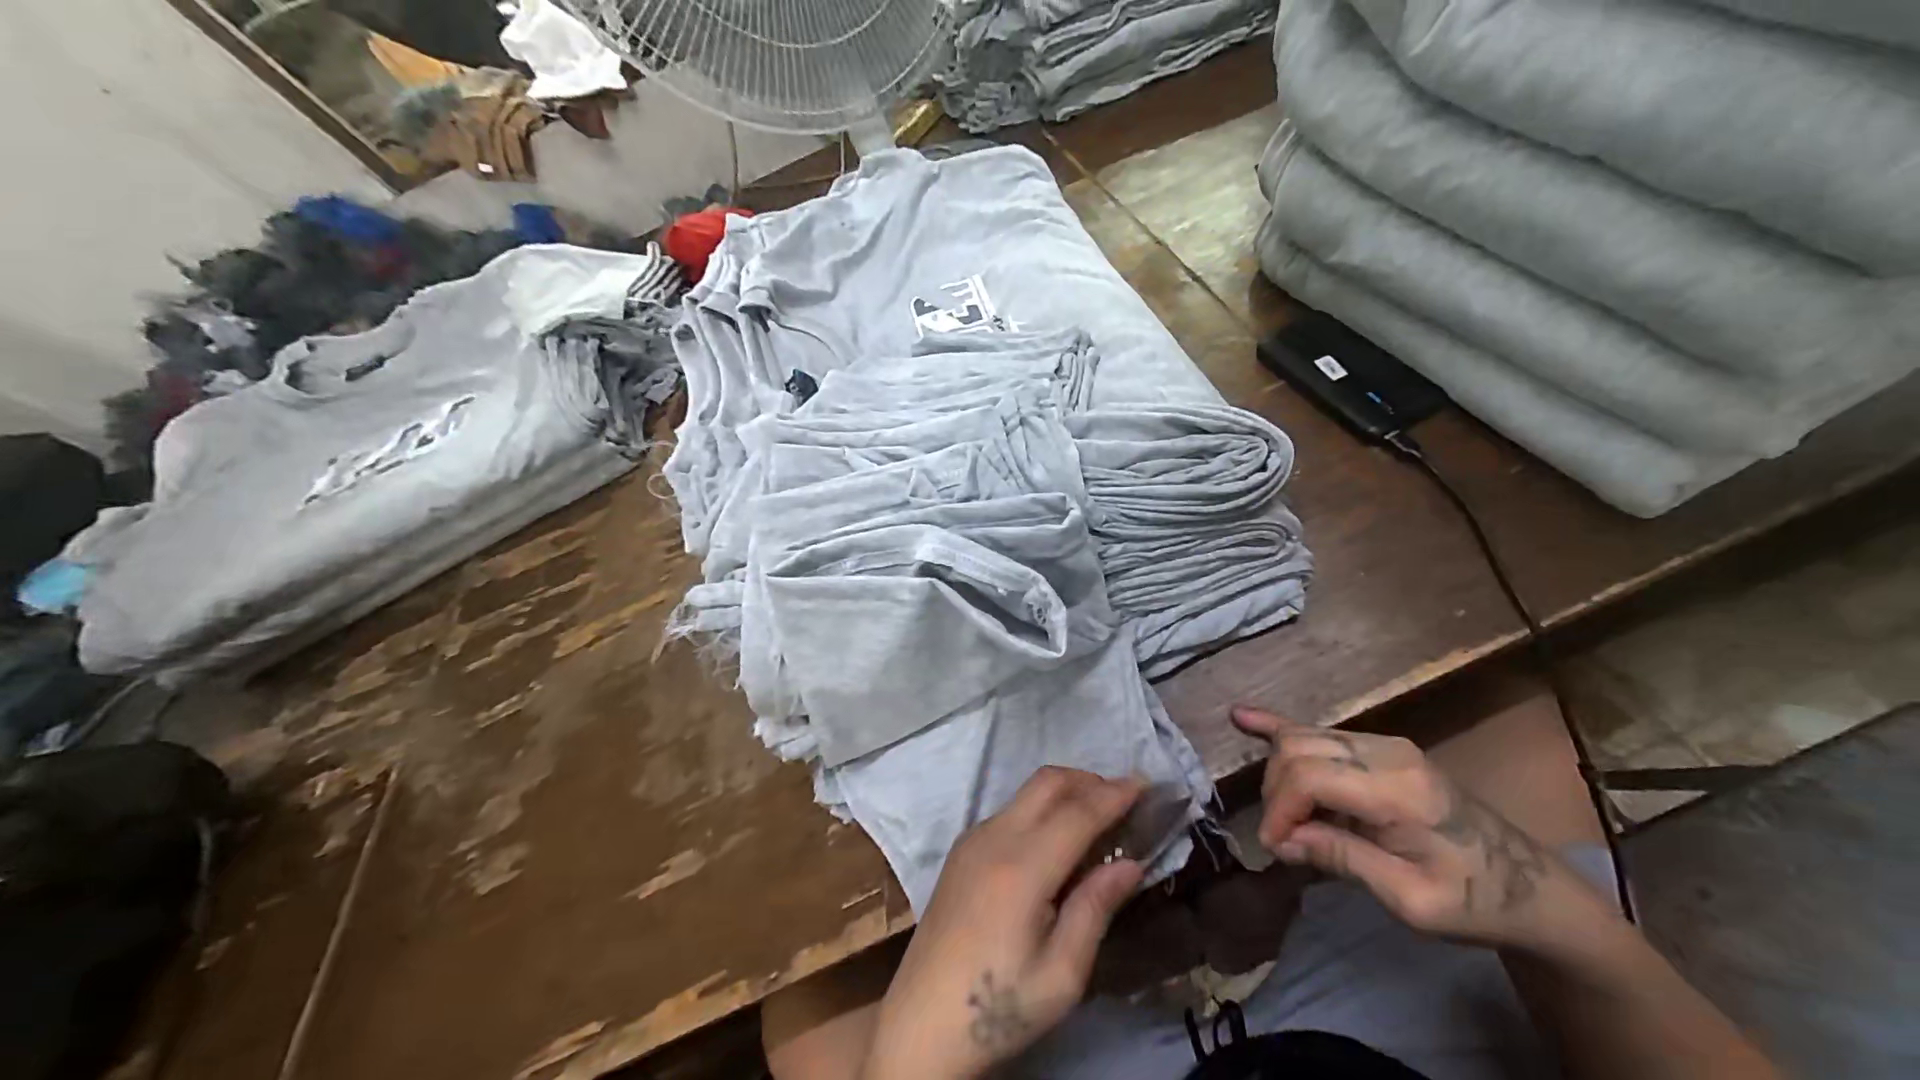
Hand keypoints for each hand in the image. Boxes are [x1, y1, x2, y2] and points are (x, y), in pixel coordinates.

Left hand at [859, 768, 1145, 1079]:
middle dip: (1089, 780)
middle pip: (1047, 783)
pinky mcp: (961, 851)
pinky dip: (1041, 808)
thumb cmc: (999, 1006)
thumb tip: (1131, 862)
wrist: (921, 1022)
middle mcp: (993, 838)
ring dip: (1065, 792)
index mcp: (1021, 868)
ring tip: (1098, 819)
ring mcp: (972, 840)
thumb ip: (1095, 908)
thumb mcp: (1062, 974)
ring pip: (1025, 793)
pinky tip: (1057, 841)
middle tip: (1124, 799)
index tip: (1146, 783)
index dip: (1115, 794)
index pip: (1077, 812)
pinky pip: (1009, 810)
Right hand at [1231, 707, 1616, 952]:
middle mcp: (1388, 753)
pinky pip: (1320, 731)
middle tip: (1283, 840)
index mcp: (1399, 790)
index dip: (1279, 811)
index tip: (1275, 850)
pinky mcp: (1381, 749)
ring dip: (1278, 772)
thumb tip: (1282, 840)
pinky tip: (1243, 717)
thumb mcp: (1412, 901)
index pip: (1309, 778)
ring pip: (1302, 737)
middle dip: (1275, 792)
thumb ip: (1343, 859)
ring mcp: (1385, 745)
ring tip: (1280, 814)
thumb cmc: (1477, 902)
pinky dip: (1278, 727)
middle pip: (1298, 750)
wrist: (1535, 889)